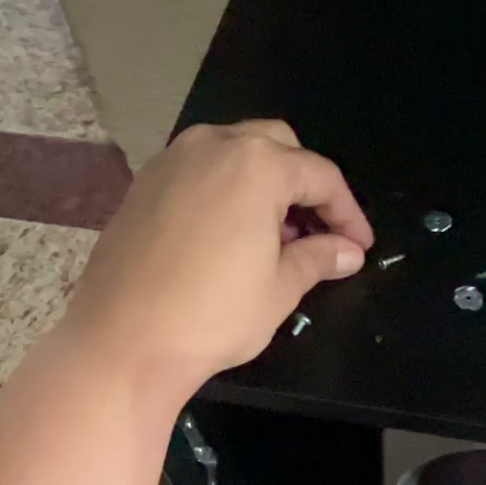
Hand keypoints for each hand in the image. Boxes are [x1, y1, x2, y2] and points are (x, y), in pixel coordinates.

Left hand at [60, 120, 374, 397]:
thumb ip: (319, 258)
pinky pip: (200, 173)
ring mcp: (172, 161)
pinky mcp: (144, 185)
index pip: (320, 176)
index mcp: (257, 164)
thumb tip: (349, 251)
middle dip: (305, 186)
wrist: (125, 339)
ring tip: (276, 238)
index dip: (348, 212)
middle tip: (318, 234)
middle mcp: (213, 145)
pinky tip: (231, 236)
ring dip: (265, 186)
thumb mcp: (280, 289)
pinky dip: (226, 192)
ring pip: (234, 154)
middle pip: (277, 147)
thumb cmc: (215, 314)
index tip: (360, 245)